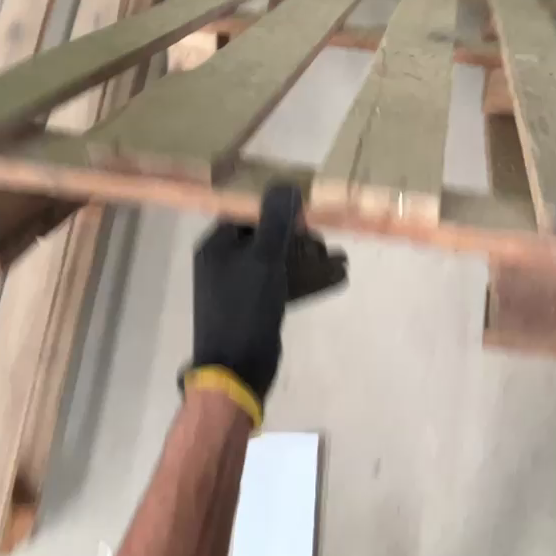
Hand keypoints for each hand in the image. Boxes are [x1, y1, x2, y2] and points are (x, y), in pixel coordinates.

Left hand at [189, 184, 347, 408]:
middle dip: (299, 237)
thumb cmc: (246, 306)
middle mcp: (224, 263)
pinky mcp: (256, 307)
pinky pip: (282, 284)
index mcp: (216, 246)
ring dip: (308, 259)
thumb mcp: (264, 257)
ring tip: (339, 258)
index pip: (248, 214)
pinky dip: (306, 280)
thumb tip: (287, 186)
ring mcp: (239, 287)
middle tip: (324, 242)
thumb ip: (275, 220)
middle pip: (266, 237)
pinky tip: (335, 278)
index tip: (305, 216)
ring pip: (278, 262)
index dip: (277, 211)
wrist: (237, 369)